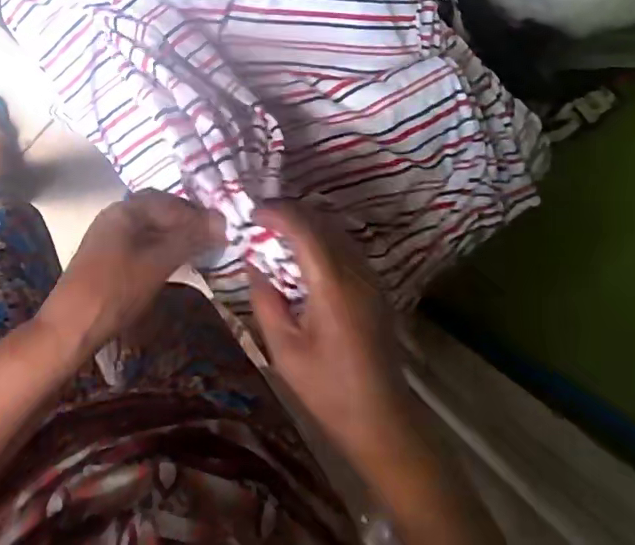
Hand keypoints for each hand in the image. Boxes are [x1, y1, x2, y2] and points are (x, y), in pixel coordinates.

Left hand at [37, 191, 224, 357]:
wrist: (70, 327)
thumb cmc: (115, 292)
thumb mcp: (157, 264)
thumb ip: (189, 239)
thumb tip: (221, 221)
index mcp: (125, 210)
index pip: (171, 201)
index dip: (198, 213)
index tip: (223, 229)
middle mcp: (115, 214)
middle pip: (159, 209)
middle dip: (187, 221)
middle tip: (213, 238)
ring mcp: (109, 235)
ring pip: (150, 226)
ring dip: (175, 234)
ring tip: (200, 249)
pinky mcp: (107, 255)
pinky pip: (141, 240)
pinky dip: (161, 246)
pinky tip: (175, 260)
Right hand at [247, 201, 411, 457]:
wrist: (383, 422)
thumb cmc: (328, 391)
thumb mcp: (284, 350)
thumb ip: (264, 301)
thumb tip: (253, 264)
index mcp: (332, 286)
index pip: (304, 229)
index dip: (276, 213)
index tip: (251, 214)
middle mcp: (356, 272)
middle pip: (321, 222)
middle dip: (289, 213)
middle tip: (259, 222)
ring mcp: (371, 278)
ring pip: (336, 230)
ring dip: (306, 223)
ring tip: (276, 233)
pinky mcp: (376, 287)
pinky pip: (345, 246)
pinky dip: (321, 238)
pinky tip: (302, 254)